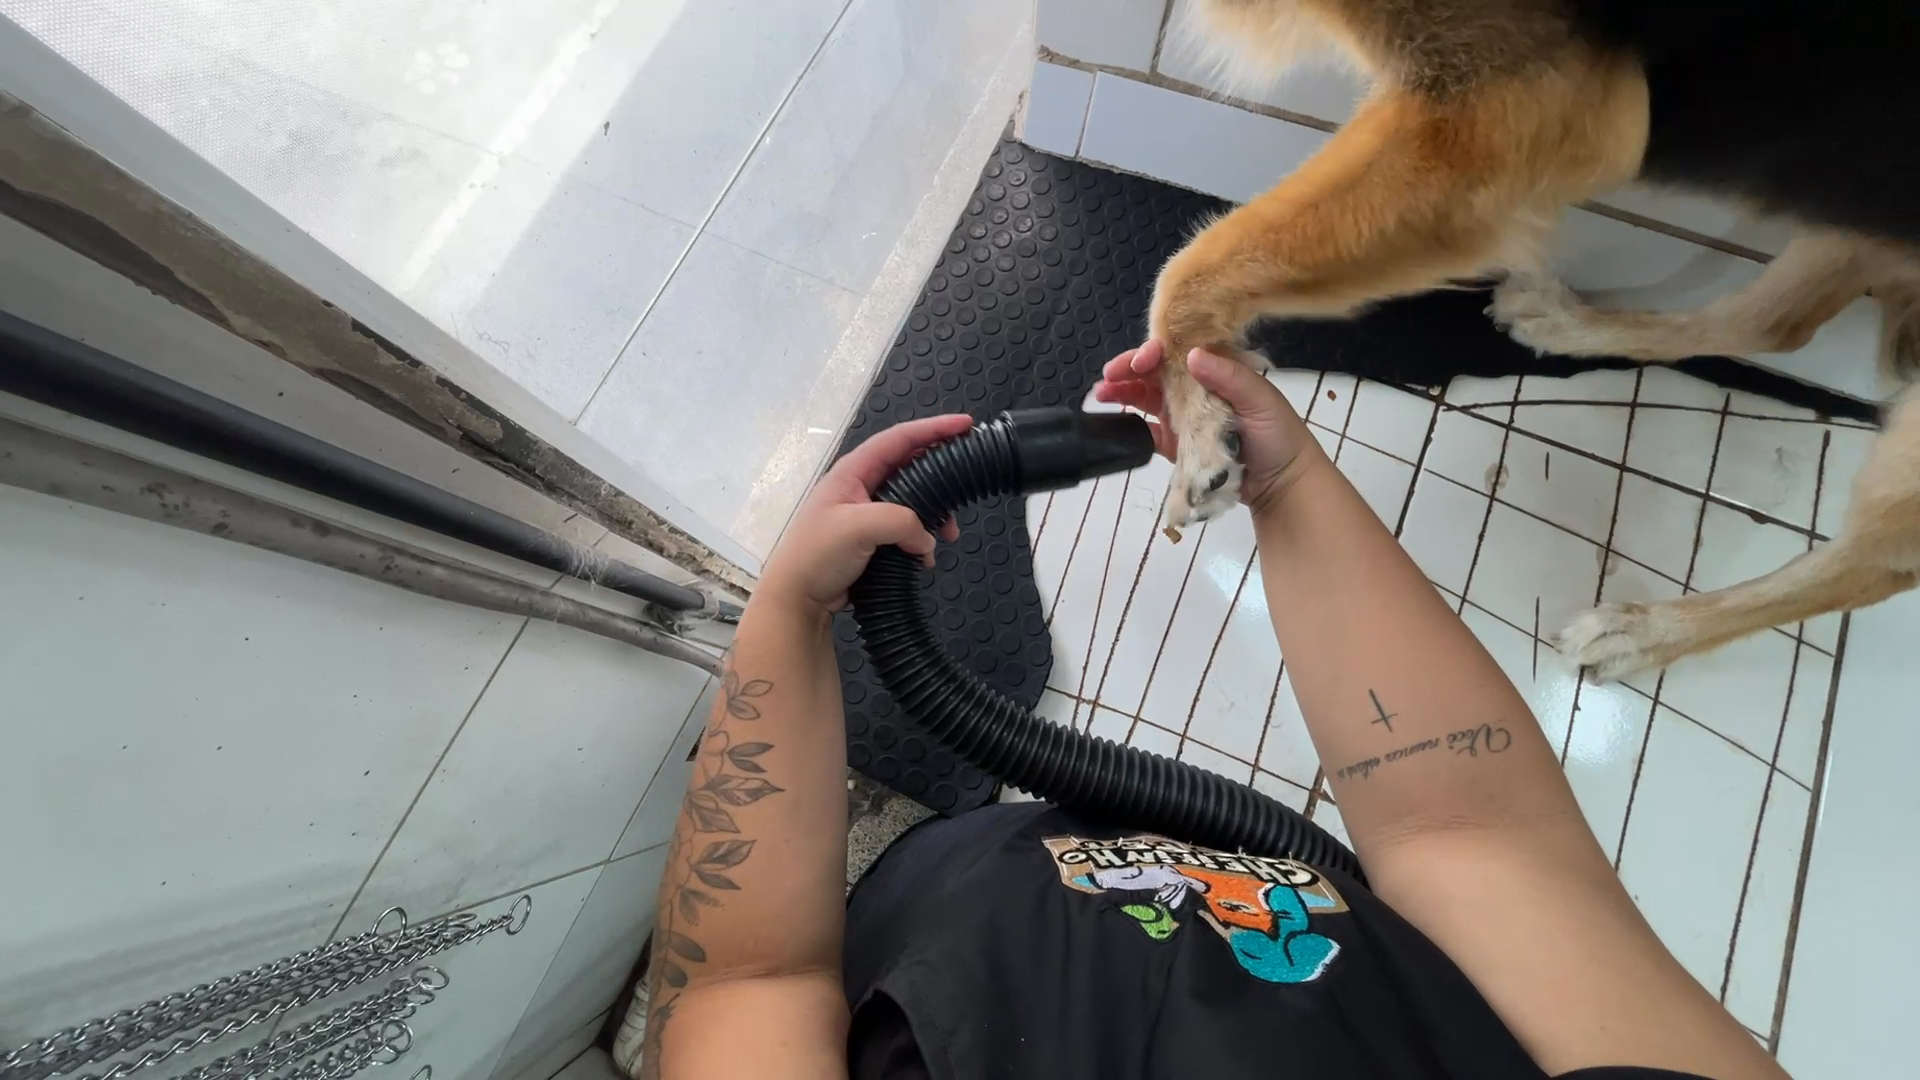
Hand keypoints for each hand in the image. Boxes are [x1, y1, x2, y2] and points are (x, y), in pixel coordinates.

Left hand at [755, 414, 971, 617]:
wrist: (798, 598)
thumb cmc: (817, 555)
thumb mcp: (857, 527)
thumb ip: (900, 521)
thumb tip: (926, 539)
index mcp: (854, 471)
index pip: (900, 439)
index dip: (934, 429)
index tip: (966, 426)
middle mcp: (862, 486)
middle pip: (912, 468)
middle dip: (941, 477)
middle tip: (966, 484)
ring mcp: (868, 513)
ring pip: (915, 502)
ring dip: (935, 515)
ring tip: (949, 534)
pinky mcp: (874, 539)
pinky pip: (908, 530)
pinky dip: (923, 540)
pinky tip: (927, 557)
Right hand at [1091, 341, 1325, 514]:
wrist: (1281, 483)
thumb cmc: (1279, 436)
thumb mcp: (1261, 400)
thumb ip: (1229, 377)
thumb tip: (1191, 355)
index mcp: (1216, 368)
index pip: (1179, 351)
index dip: (1155, 350)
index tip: (1142, 360)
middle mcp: (1195, 387)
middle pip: (1155, 371)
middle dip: (1128, 369)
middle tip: (1107, 375)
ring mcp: (1183, 415)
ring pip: (1145, 396)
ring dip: (1122, 391)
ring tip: (1100, 393)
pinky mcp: (1175, 443)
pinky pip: (1147, 430)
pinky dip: (1129, 424)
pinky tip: (1113, 419)